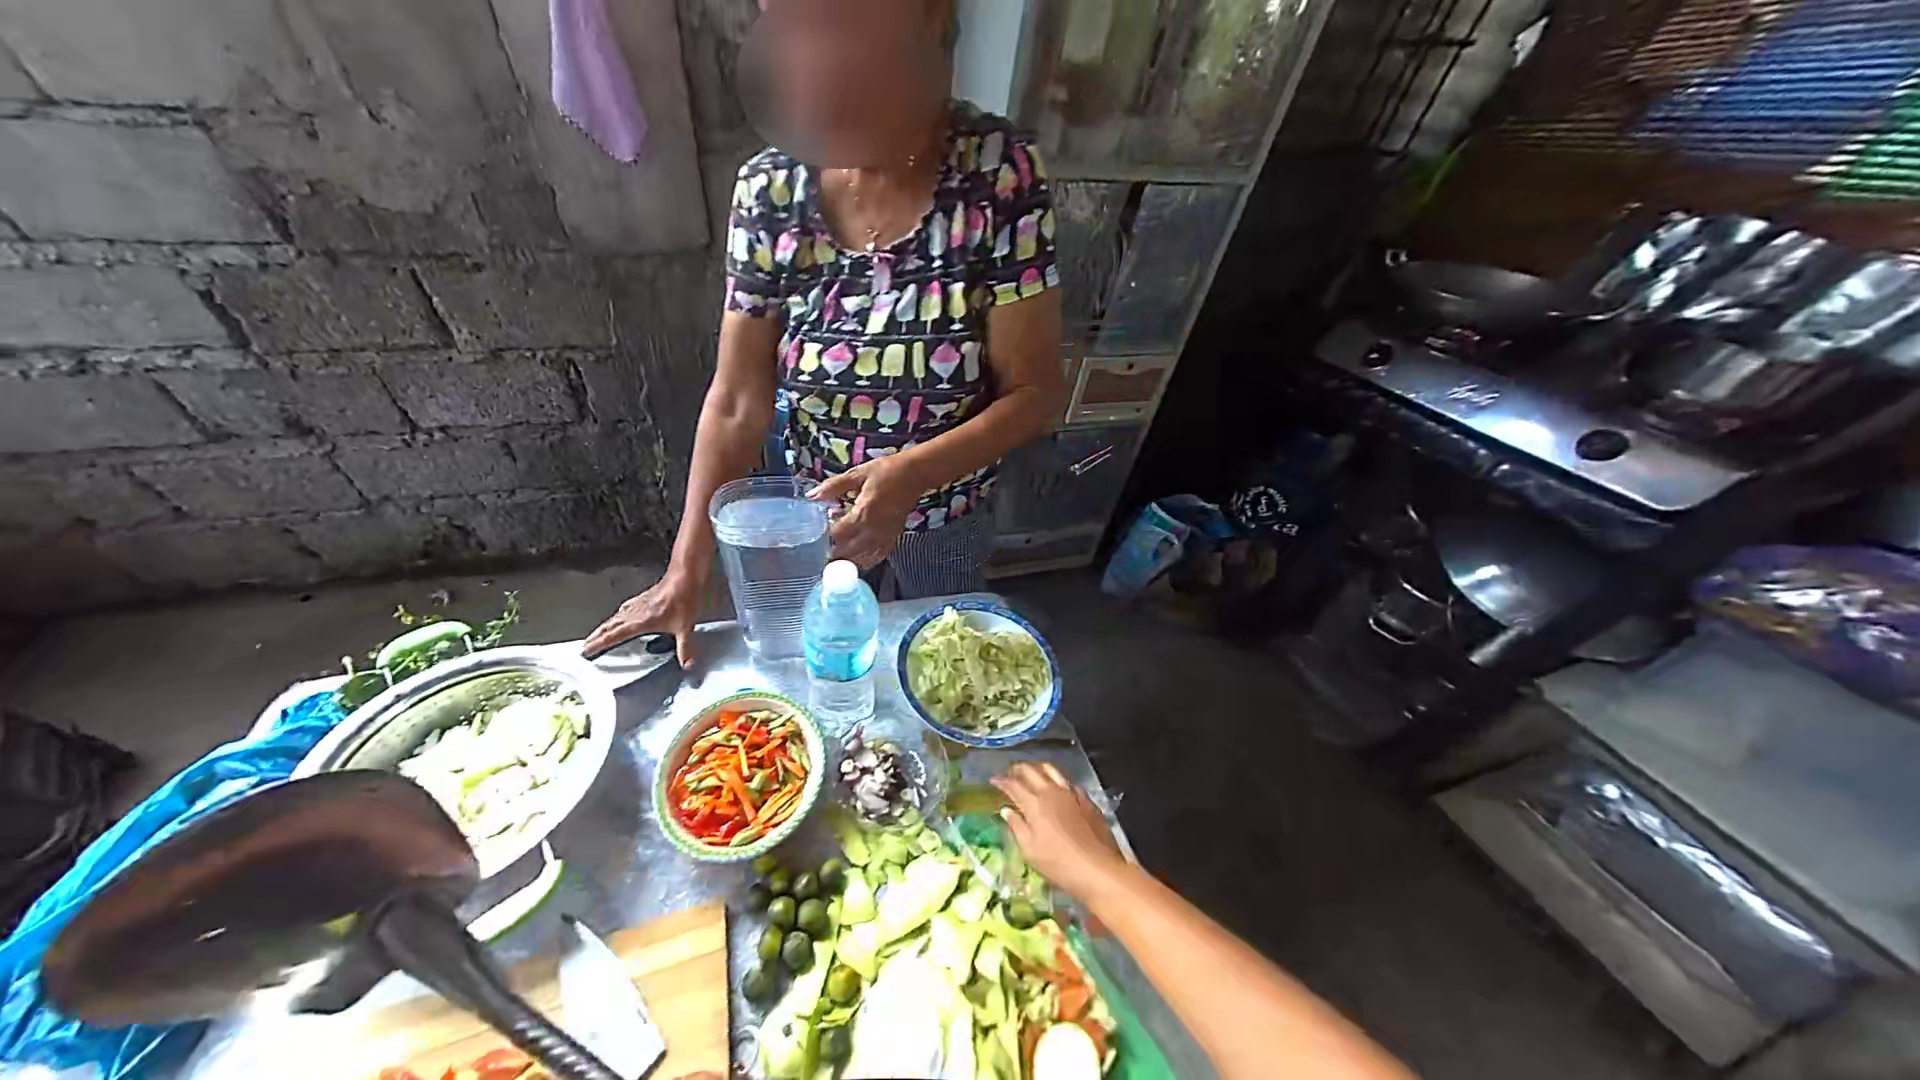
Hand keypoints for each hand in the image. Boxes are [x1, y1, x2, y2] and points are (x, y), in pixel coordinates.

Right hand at [583, 569, 701, 666]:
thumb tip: (687, 664)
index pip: (613, 635)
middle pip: (609, 626)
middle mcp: (635, 612)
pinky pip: (625, 609)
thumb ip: (685, 647)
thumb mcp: (685, 627)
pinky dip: (618, 615)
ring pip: (616, 617)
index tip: (586, 650)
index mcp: (640, 622)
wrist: (684, 577)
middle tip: (585, 645)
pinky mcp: (644, 597)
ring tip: (597, 633)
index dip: (599, 643)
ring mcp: (639, 603)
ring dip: (604, 626)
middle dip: (596, 636)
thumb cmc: (682, 599)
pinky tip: (621, 615)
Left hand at [810, 457, 923, 568]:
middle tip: (821, 548)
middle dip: (833, 551)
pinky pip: (877, 556)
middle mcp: (874, 530)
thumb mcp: (857, 474)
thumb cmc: (886, 471)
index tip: (816, 531)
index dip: (824, 535)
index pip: (837, 534)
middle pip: (848, 552)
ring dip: (848, 557)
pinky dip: (866, 559)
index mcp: (863, 513)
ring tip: (837, 553)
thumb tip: (811, 495)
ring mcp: (884, 536)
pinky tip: (858, 556)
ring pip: (862, 558)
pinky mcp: (893, 538)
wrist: (916, 474)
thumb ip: (833, 487)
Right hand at [992, 763, 1128, 899]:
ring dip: (1038, 768)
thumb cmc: (1058, 863)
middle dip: (1018, 769)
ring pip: (1052, 771)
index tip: (993, 780)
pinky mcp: (1087, 800)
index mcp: (1035, 804)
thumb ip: (1017, 826)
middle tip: (1010, 773)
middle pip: (1032, 771)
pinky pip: (1069, 782)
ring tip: (1032, 773)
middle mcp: (1052, 792)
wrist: (1098, 868)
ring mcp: (1071, 794)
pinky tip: (1058, 788)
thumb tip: (1006, 810)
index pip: (1014, 785)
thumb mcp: (1030, 850)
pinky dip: (1058, 780)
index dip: (1002, 781)